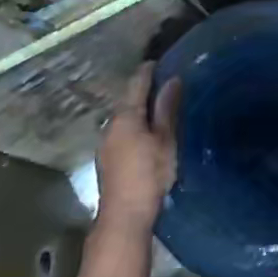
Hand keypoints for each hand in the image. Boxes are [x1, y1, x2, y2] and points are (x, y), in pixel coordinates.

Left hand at [95, 62, 180, 232]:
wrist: (124, 214)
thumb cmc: (149, 174)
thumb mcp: (165, 140)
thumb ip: (167, 109)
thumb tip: (172, 80)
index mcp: (125, 116)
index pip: (136, 84)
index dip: (148, 71)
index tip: (160, 62)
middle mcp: (110, 124)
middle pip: (128, 100)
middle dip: (144, 91)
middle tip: (166, 85)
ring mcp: (105, 142)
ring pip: (124, 118)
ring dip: (139, 111)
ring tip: (160, 110)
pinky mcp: (106, 158)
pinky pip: (121, 132)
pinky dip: (134, 126)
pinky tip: (146, 134)